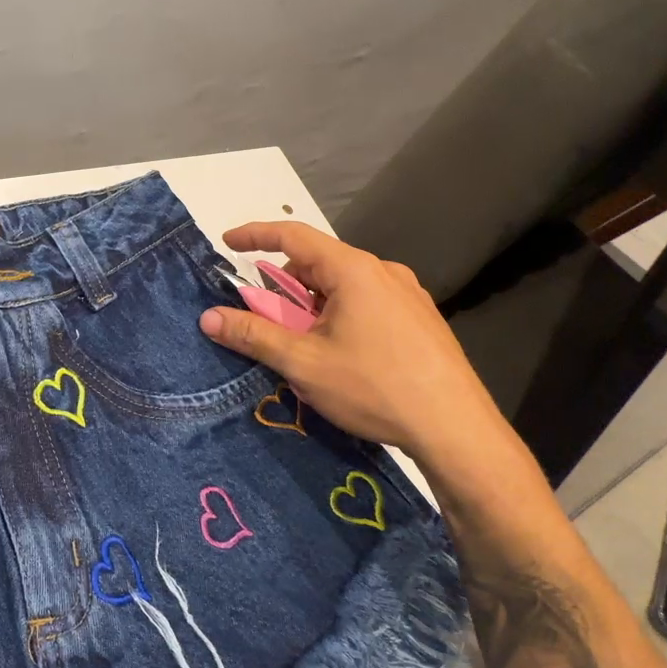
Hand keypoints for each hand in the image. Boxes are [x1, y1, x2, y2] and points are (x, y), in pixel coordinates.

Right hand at [197, 221, 505, 464]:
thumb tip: (208, 318)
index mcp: (354, 271)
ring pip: (342, 287)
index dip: (255, 235)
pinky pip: (366, 303)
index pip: (294, 236)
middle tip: (264, 319)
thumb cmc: (375, 388)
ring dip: (312, 305)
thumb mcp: (302, 363)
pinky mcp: (421, 321)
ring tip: (302, 345)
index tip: (227, 242)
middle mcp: (384, 273)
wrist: (458, 432)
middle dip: (284, 286)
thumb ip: (252, 334)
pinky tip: (339, 355)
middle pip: (318, 264)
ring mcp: (408, 296)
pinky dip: (338, 316)